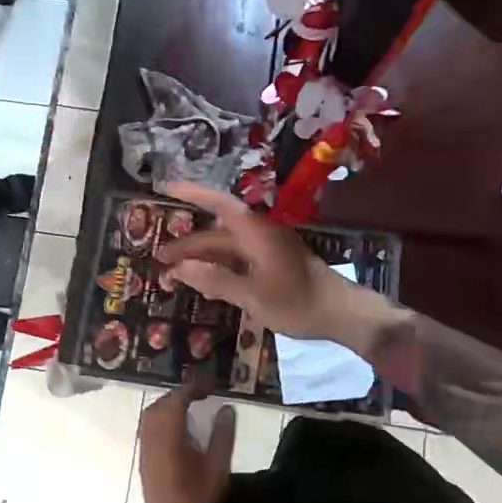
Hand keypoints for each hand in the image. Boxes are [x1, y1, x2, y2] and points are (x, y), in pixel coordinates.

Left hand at [137, 374, 233, 502]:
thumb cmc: (199, 501)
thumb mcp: (218, 467)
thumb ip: (222, 435)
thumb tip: (226, 409)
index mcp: (168, 434)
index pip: (177, 399)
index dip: (193, 387)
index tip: (211, 383)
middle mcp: (150, 436)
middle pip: (161, 404)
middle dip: (181, 394)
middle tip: (204, 394)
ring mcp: (144, 448)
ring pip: (151, 415)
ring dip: (170, 406)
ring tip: (193, 407)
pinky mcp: (143, 459)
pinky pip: (148, 428)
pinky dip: (162, 419)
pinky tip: (179, 429)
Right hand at [156, 181, 399, 349]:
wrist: (343, 315)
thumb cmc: (300, 304)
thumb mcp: (253, 297)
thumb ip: (215, 280)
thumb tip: (179, 269)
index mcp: (257, 235)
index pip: (220, 205)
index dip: (193, 193)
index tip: (166, 186)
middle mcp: (259, 236)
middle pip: (215, 234)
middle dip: (186, 245)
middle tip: (158, 261)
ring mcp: (265, 250)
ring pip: (223, 248)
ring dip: (199, 258)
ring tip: (173, 274)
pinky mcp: (270, 264)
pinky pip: (234, 260)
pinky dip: (215, 267)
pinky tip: (201, 281)